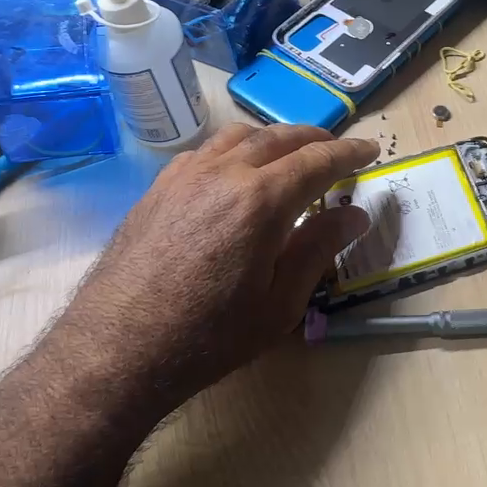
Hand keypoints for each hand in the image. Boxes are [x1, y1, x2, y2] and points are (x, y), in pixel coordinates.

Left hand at [71, 123, 378, 404]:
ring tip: (290, 153)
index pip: (319, 160)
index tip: (370, 150)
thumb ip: (319, 249)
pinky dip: (235, 149)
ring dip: (274, 138)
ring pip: (240, 136)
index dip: (349, 153)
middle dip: (316, 139)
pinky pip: (206, 151)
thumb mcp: (279, 303)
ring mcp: (186, 175)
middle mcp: (225, 172)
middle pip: (281, 138)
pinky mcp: (159, 187)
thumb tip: (355, 214)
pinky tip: (235, 171)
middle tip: (337, 150)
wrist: (116, 351)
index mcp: (262, 199)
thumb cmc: (208, 337)